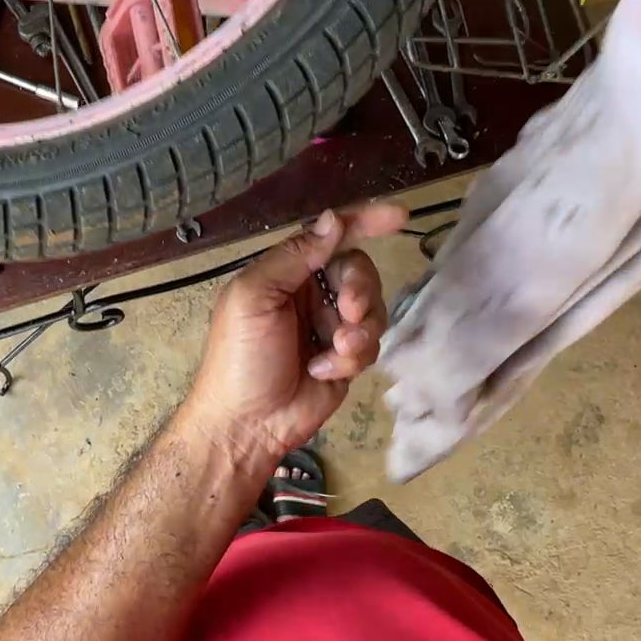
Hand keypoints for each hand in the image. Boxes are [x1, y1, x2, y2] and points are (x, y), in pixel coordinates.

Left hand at [178, 204, 406, 461]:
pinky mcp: (345, 357)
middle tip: (347, 311)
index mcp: (284, 271)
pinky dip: (350, 358)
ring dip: (358, 329)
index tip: (399, 217)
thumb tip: (332, 219)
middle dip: (359, 289)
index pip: (329, 236)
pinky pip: (369, 343)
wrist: (248, 423)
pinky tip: (321, 372)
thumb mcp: (255, 298)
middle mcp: (310, 292)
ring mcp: (329, 325)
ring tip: (334, 351)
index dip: (364, 221)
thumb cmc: (241, 356)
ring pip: (371, 308)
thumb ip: (293, 257)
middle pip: (358, 270)